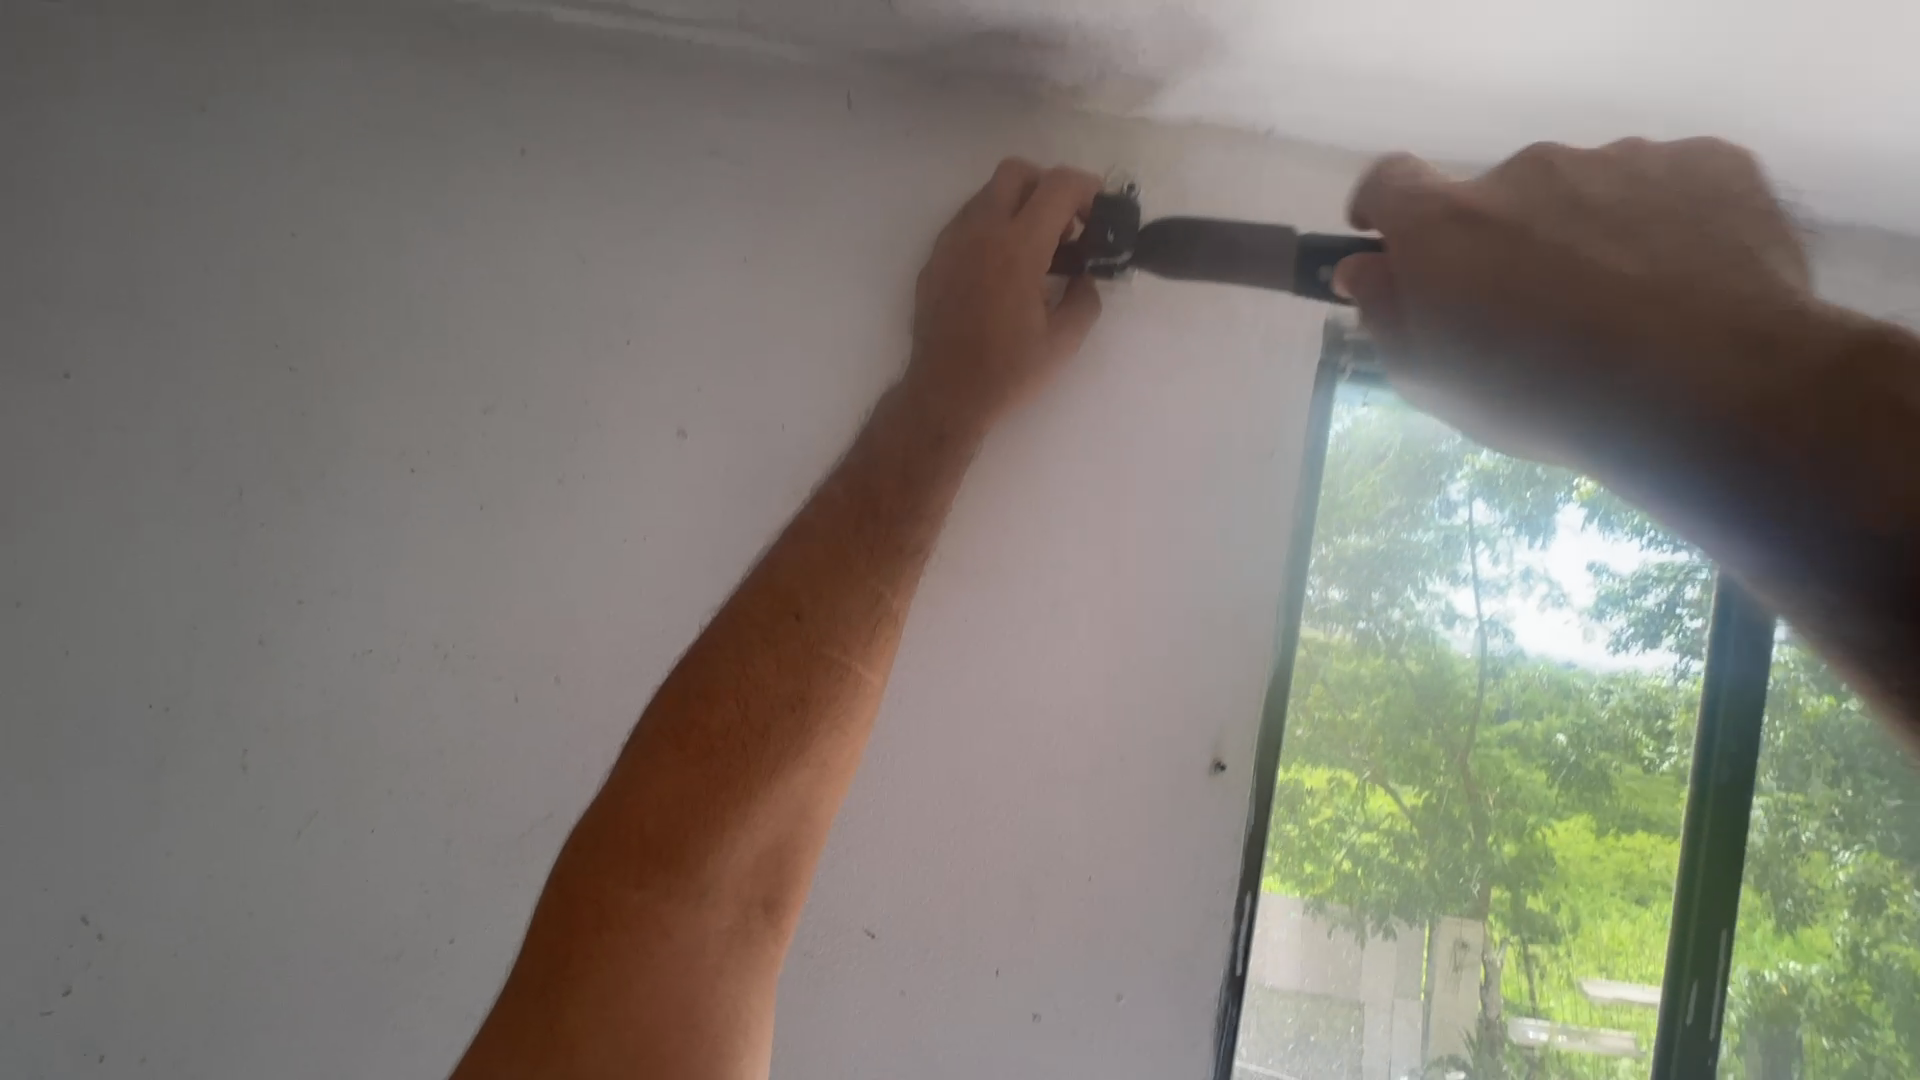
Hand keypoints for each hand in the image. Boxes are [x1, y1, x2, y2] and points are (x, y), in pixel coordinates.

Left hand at [903, 158, 1104, 433]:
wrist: (945, 394)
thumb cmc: (1007, 372)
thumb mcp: (1063, 342)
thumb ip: (1085, 298)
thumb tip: (1085, 278)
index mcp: (1017, 247)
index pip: (1058, 186)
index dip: (1087, 189)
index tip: (1097, 214)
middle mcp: (980, 232)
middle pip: (1016, 172)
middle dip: (1047, 187)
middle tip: (1064, 228)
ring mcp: (950, 244)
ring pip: (986, 196)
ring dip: (1016, 207)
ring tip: (1033, 253)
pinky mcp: (933, 262)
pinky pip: (965, 225)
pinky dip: (990, 230)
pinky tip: (1001, 272)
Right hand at [1332, 138, 1815, 470]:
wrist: (1709, 386)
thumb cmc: (1536, 395)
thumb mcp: (1427, 376)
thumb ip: (1385, 312)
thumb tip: (1363, 267)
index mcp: (1444, 224)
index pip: (1388, 181)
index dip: (1380, 208)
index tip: (1386, 241)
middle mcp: (1523, 172)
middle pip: (1487, 198)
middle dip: (1489, 242)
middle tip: (1518, 309)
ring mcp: (1618, 159)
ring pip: (1571, 192)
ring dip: (1567, 233)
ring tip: (1604, 303)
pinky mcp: (1704, 162)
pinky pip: (1651, 186)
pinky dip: (1643, 225)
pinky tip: (1664, 282)